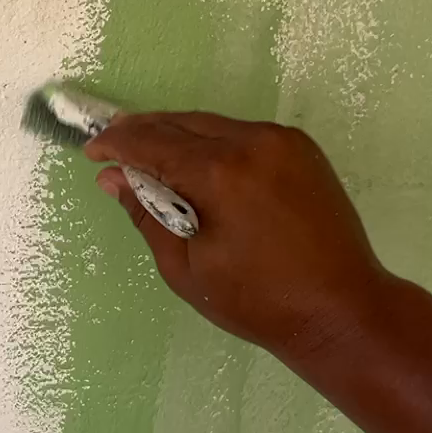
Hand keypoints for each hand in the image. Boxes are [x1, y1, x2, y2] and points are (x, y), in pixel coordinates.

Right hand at [85, 112, 392, 359]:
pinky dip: (209, 142)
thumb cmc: (255, 301)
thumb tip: (113, 178)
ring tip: (146, 154)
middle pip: (180, 123)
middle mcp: (252, 143)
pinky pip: (240, 134)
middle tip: (111, 146)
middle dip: (141, 132)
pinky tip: (192, 161)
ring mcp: (281, 142)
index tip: (92, 153)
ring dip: (174, 135)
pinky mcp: (300, 149)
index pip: (151, 143)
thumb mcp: (184, 267)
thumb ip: (146, 214)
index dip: (116, 144)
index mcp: (220, 173)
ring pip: (210, 124)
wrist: (340, 309)